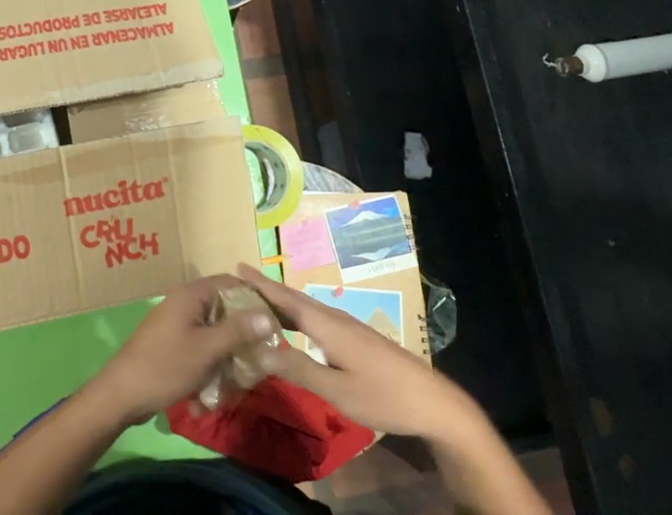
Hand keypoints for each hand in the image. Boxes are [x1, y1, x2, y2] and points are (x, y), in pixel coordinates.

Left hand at [80, 274, 278, 424]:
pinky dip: (208, 368)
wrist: (121, 395)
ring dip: (225, 358)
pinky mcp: (172, 345)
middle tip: (258, 358)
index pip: (231, 283)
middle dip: (241, 336)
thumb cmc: (165, 366)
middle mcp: (184, 303)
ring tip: (234, 384)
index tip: (275, 322)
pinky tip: (207, 396)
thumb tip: (267, 315)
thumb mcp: (207, 349)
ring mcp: (176, 325)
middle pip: (225, 311)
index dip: (255, 299)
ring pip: (214, 335)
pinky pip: (200, 350)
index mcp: (191, 295)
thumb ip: (238, 330)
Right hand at [236, 264, 478, 440]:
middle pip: (296, 299)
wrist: (435, 404)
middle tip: (238, 283)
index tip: (236, 267)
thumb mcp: (337, 390)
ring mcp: (350, 328)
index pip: (287, 299)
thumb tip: (258, 348)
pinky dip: (297, 316)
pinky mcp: (358, 339)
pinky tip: (293, 328)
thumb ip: (298, 368)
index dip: (261, 284)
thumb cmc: (384, 397)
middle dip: (267, 290)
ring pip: (308, 308)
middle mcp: (337, 319)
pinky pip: (318, 318)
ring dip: (282, 303)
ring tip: (257, 303)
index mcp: (328, 326)